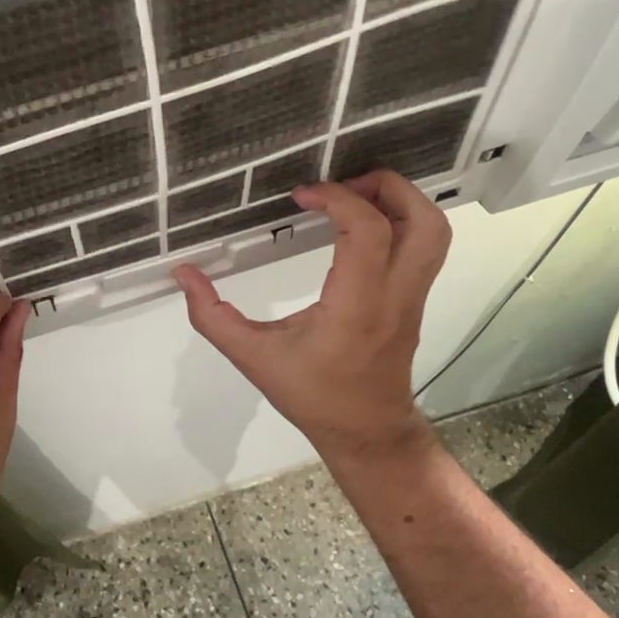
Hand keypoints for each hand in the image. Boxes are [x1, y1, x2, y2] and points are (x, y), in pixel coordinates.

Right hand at [174, 171, 450, 457]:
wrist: (367, 433)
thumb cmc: (313, 395)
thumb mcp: (253, 357)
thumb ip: (212, 315)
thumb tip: (184, 273)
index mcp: (358, 304)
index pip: (369, 231)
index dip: (338, 199)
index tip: (301, 195)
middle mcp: (395, 294)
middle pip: (424, 222)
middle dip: (387, 186)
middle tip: (340, 184)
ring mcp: (413, 296)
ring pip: (435, 231)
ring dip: (399, 200)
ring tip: (352, 197)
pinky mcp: (414, 298)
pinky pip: (425, 246)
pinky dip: (400, 219)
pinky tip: (358, 222)